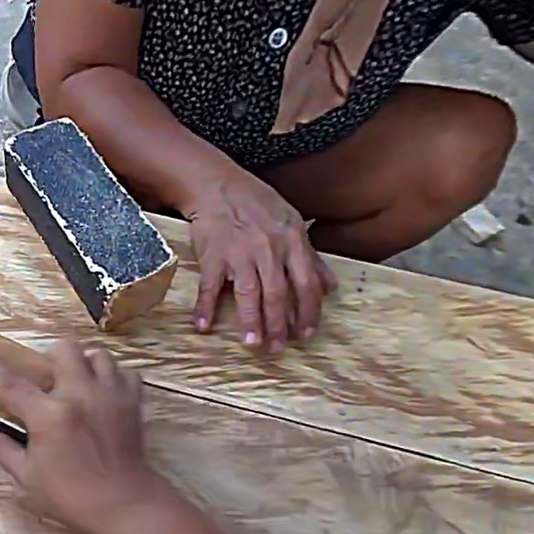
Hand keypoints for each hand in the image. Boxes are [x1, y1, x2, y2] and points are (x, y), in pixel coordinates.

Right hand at [0, 342, 175, 533]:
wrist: (123, 503)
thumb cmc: (72, 495)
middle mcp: (81, 394)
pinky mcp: (134, 402)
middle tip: (51, 379)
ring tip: (81, 383)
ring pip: (100, 355)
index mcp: (49, 414)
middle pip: (66, 349)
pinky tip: (106, 393)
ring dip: (86, 364)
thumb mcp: (29, 478)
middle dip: (53, 357)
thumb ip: (6, 452)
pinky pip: (127, 374)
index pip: (12, 385)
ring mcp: (111, 394)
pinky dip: (115, 378)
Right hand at [184, 170, 336, 351]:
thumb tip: (330, 287)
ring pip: (248, 294)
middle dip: (279, 325)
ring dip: (250, 322)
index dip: (307, 313)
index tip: (305, 335)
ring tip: (253, 345)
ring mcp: (240, 253)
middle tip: (277, 348)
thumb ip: (311, 257)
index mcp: (292, 242)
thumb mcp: (292, 223)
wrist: (217, 184)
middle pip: (277, 295)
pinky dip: (205, 307)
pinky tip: (203, 327)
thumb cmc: (257, 204)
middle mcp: (269, 249)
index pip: (306, 285)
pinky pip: (210, 286)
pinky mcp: (213, 255)